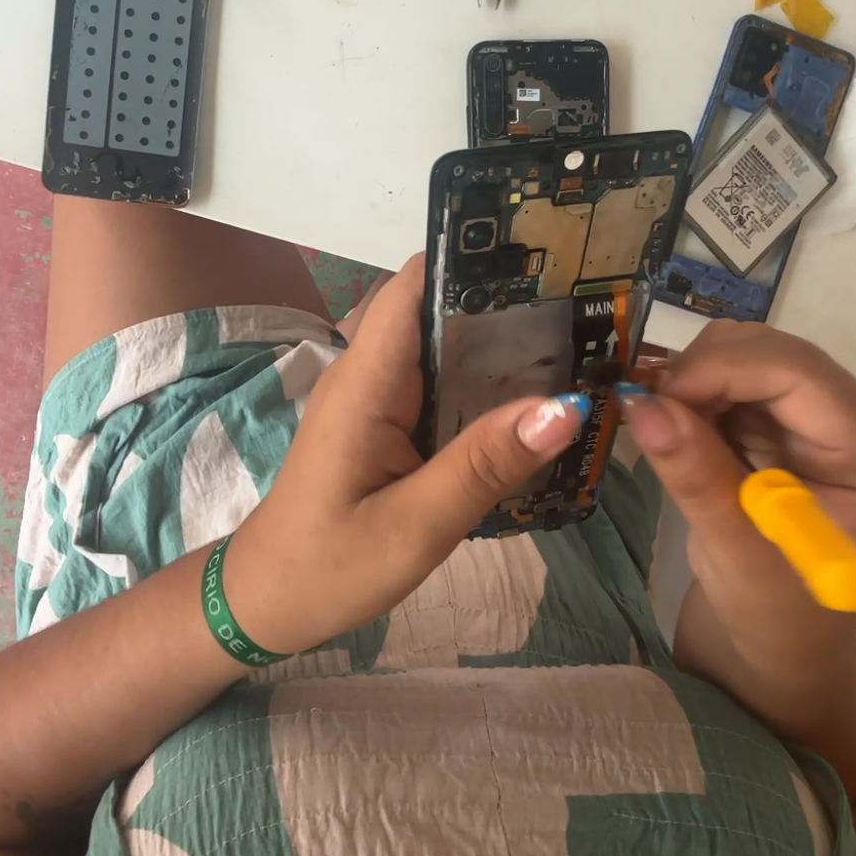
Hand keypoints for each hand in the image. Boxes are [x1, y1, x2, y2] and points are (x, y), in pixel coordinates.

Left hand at [221, 255, 585, 654]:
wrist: (270, 600)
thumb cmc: (329, 566)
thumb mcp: (415, 526)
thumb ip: (484, 465)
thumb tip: (565, 406)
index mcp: (365, 383)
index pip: (412, 288)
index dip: (470, 260)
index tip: (543, 255)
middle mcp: (368, 375)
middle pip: (434, 309)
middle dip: (502, 300)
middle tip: (585, 306)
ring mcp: (376, 397)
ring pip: (440, 347)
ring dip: (499, 342)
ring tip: (578, 341)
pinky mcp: (385, 423)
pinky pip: (438, 384)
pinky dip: (483, 382)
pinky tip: (533, 396)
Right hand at [619, 320, 855, 740]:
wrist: (779, 644)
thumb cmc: (775, 614)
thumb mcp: (735, 549)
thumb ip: (694, 473)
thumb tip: (637, 404)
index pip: (799, 373)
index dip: (720, 369)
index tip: (651, 395)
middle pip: (774, 352)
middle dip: (702, 369)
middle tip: (645, 408)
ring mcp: (819, 421)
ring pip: (748, 356)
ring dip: (693, 378)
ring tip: (659, 422)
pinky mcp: (784, 425)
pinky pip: (731, 380)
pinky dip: (692, 392)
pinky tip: (673, 426)